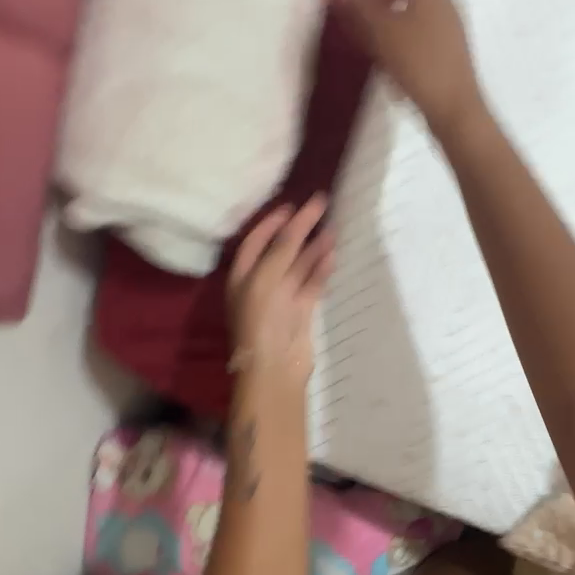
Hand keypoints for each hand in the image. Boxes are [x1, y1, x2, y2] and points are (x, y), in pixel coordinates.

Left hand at [227, 197, 334, 386]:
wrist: (275, 368)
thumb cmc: (261, 321)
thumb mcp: (265, 279)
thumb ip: (281, 249)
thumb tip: (298, 220)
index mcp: (242, 276)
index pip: (256, 241)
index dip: (272, 222)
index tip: (293, 206)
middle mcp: (260, 285)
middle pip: (280, 251)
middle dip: (298, 230)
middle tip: (319, 209)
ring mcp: (282, 300)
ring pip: (299, 267)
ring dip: (313, 249)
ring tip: (332, 229)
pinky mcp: (300, 313)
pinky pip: (311, 285)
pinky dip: (320, 271)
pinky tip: (332, 255)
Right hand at [331, 0, 486, 132]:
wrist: (456, 113)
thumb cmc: (422, 66)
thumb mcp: (384, 34)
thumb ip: (358, 6)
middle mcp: (446, 2)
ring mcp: (449, 29)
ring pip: (417, 7)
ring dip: (391, 11)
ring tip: (369, 28)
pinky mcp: (448, 54)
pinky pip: (421, 32)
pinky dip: (401, 34)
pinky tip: (386, 58)